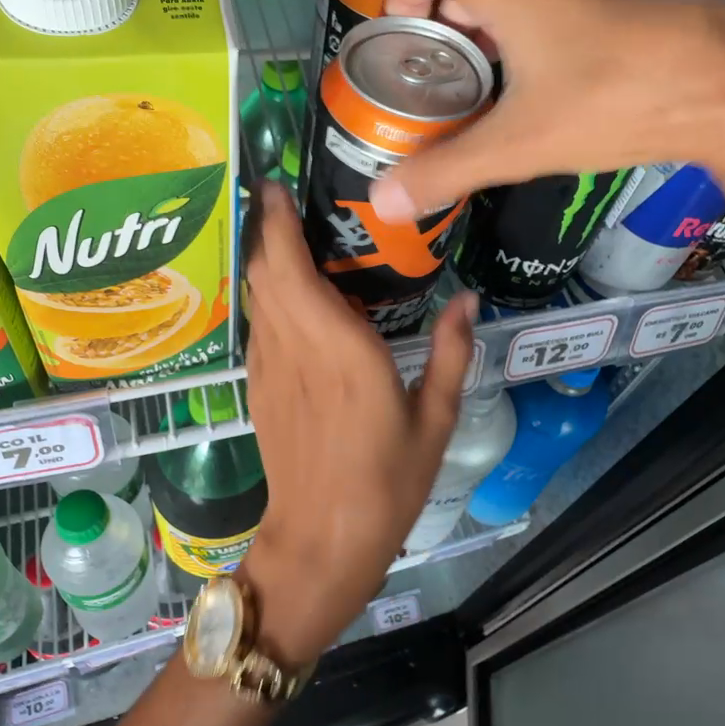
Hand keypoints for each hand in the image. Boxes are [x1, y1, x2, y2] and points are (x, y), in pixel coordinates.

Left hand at [237, 181, 476, 664]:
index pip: (293, 270)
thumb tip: (468, 299)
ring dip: (265, 256)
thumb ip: (451, 354)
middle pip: (264, 271)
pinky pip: (259, 322)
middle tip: (288, 196)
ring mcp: (269, 368)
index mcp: (341, 351)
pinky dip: (268, 293)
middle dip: (267, 227)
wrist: (322, 540)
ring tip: (291, 231)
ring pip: (256, 294)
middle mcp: (295, 348)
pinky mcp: (259, 386)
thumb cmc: (387, 483)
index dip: (278, 223)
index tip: (280, 185)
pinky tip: (292, 292)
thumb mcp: (436, 420)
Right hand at [372, 0, 724, 223]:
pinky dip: (547, 7)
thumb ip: (447, 170)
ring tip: (508, 72)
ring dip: (499, 13)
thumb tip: (384, 204)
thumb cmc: (618, 102)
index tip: (408, 50)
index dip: (398, 2)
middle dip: (449, 20)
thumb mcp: (522, 144)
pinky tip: (571, 60)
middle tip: (454, 78)